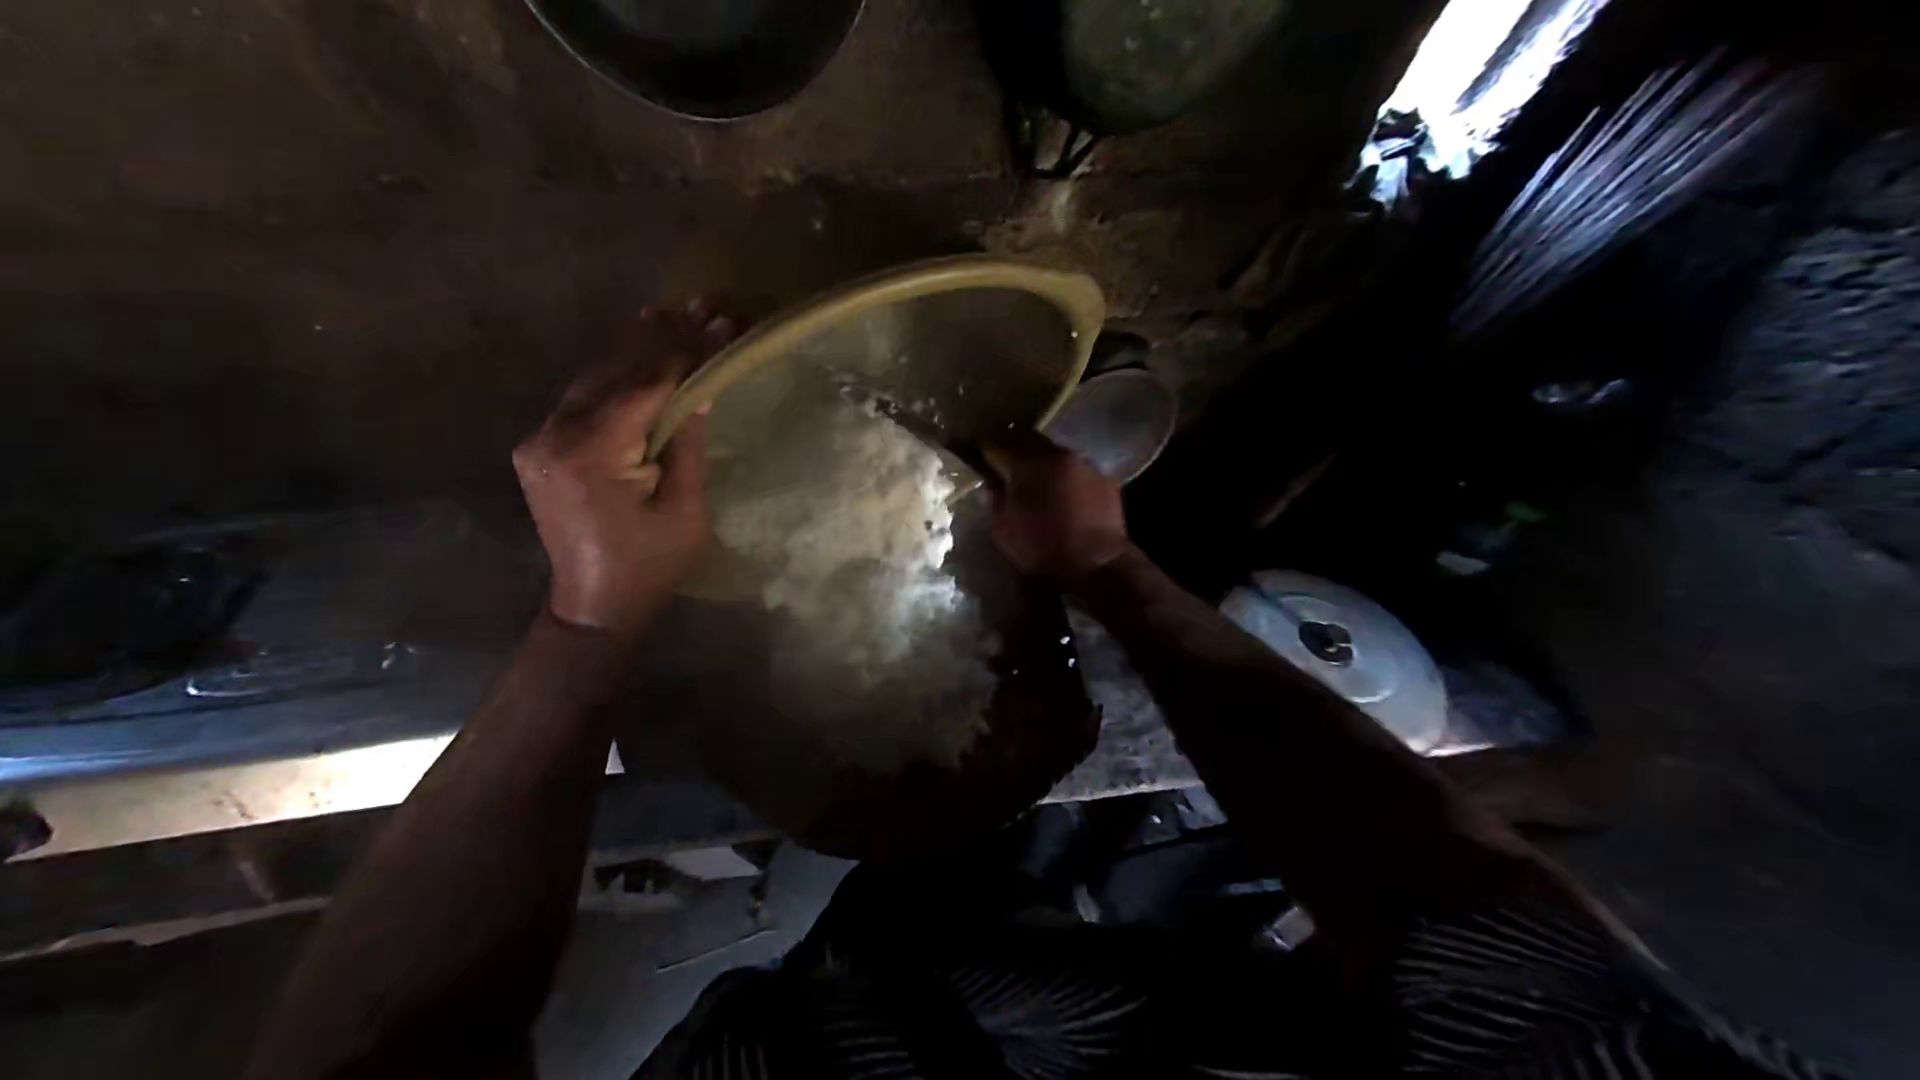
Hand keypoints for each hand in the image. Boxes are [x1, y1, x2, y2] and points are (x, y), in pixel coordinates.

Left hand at [513, 302, 736, 639]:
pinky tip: (637, 357)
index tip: (715, 324)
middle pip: (613, 374)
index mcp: (591, 454)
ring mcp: (540, 441)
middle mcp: (554, 436)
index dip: (683, 355)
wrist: (594, 605)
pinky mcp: (541, 448)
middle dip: (658, 341)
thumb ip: (686, 444)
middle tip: (695, 307)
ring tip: (669, 317)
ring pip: (593, 382)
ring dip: (633, 354)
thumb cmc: (651, 566)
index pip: (644, 387)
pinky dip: (614, 380)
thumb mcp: (685, 509)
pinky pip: (582, 402)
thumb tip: (700, 390)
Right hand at [982, 432, 1134, 588]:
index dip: (985, 452)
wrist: (1097, 564)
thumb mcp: (1004, 532)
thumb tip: (991, 487)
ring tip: (1039, 480)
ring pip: (1056, 455)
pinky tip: (1066, 495)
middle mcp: (1055, 456)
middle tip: (1007, 467)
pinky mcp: (1105, 479)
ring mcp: (1084, 465)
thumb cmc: (1043, 548)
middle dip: (1015, 452)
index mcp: (1025, 466)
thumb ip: (995, 503)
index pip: (996, 447)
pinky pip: (1078, 471)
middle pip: (1028, 443)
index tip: (980, 457)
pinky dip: (1068, 479)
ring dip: (1044, 464)